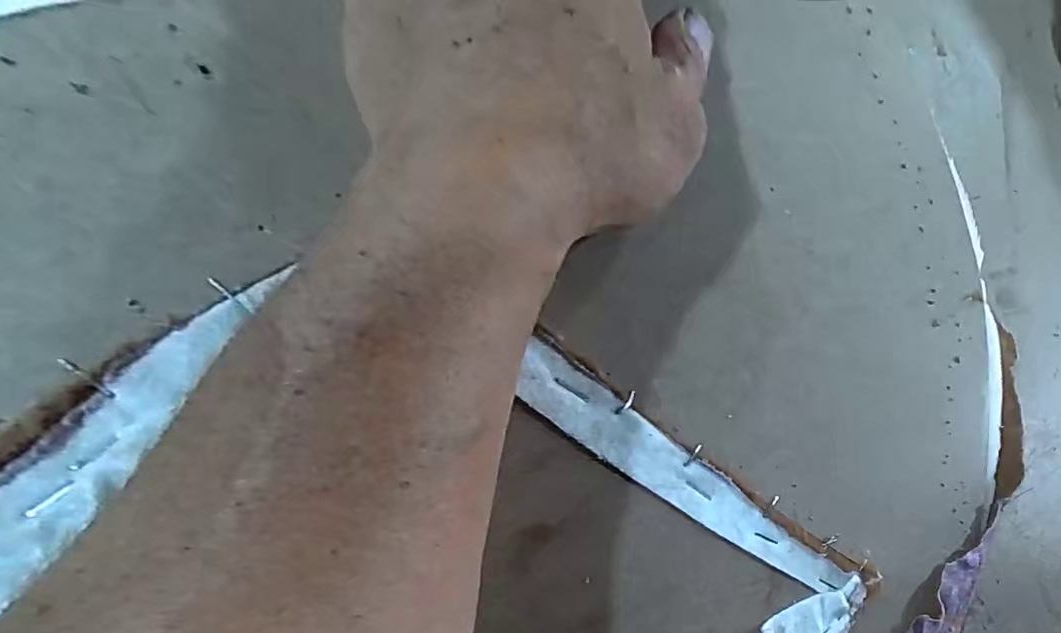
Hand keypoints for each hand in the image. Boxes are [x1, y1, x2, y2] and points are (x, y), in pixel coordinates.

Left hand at [343, 0, 712, 255]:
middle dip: (548, 26)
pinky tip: (451, 95)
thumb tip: (685, 32)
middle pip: (540, 4)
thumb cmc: (596, 153)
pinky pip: (407, 16)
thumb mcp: (676, 129)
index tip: (612, 56)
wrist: (487, 187)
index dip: (612, 26)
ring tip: (506, 93)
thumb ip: (684, 69)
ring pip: (474, 12)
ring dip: (485, 31)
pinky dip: (428, 42)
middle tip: (558, 80)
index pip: (611, 0)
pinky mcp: (374, 10)